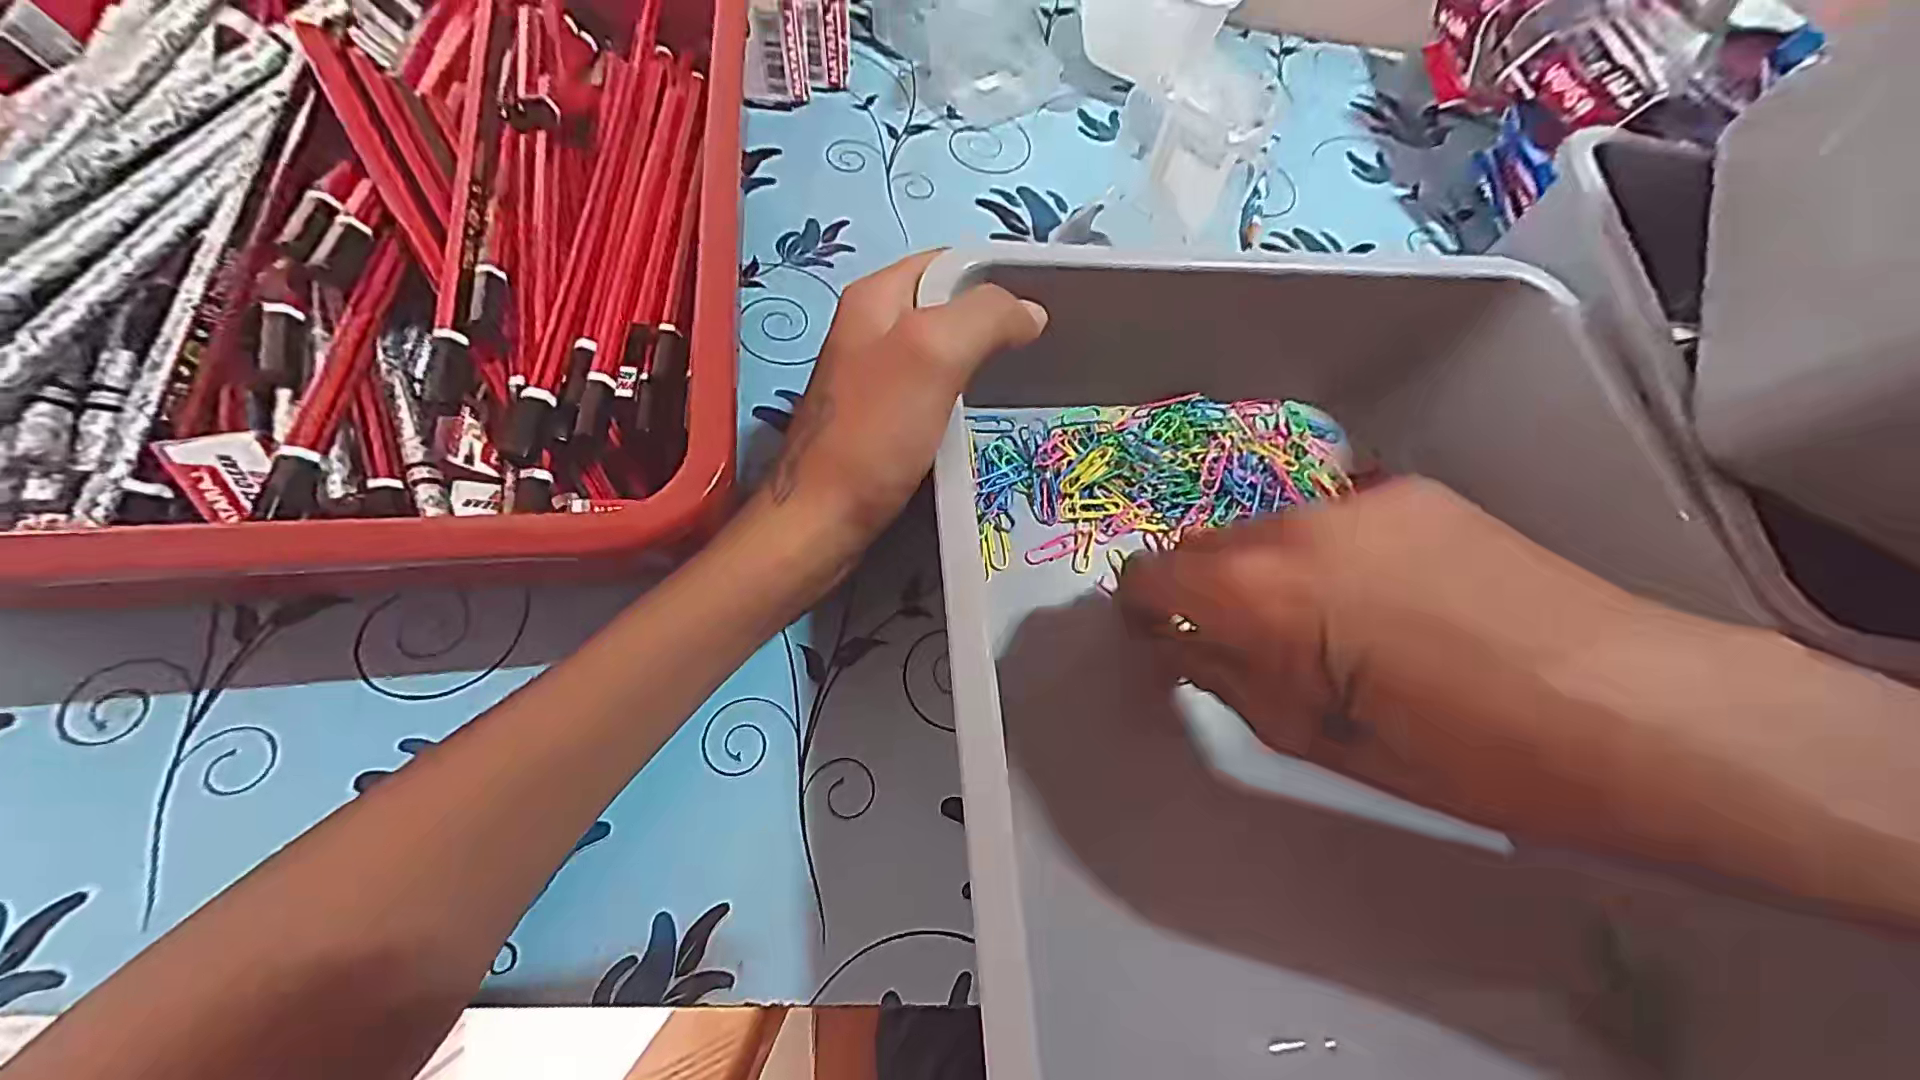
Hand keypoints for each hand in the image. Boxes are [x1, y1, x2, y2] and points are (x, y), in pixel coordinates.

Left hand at [762, 250, 1047, 547]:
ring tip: (1014, 383)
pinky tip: (976, 417)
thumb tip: (1029, 312)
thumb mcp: (932, 355)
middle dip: (991, 324)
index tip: (1036, 314)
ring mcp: (874, 376)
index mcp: (876, 298)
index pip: (951, 263)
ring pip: (942, 352)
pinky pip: (932, 391)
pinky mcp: (880, 418)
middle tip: (1032, 352)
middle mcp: (870, 329)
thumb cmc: (874, 436)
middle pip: (948, 308)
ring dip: (979, 364)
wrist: (824, 519)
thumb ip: (984, 318)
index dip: (997, 281)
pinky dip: (959, 398)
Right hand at [1114, 478, 1652, 817]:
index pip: (1149, 572)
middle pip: (1200, 543)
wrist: (1633, 710)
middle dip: (1198, 589)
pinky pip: (1324, 516)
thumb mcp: (1306, 733)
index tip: (1156, 635)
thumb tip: (1180, 646)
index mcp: (1259, 588)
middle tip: (1238, 641)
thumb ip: (1222, 675)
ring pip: (1261, 528)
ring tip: (1316, 622)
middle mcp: (1293, 523)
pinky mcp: (1408, 490)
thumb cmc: (1459, 750)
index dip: (1139, 606)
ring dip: (1258, 570)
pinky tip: (1374, 595)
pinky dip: (1318, 551)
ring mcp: (1355, 497)